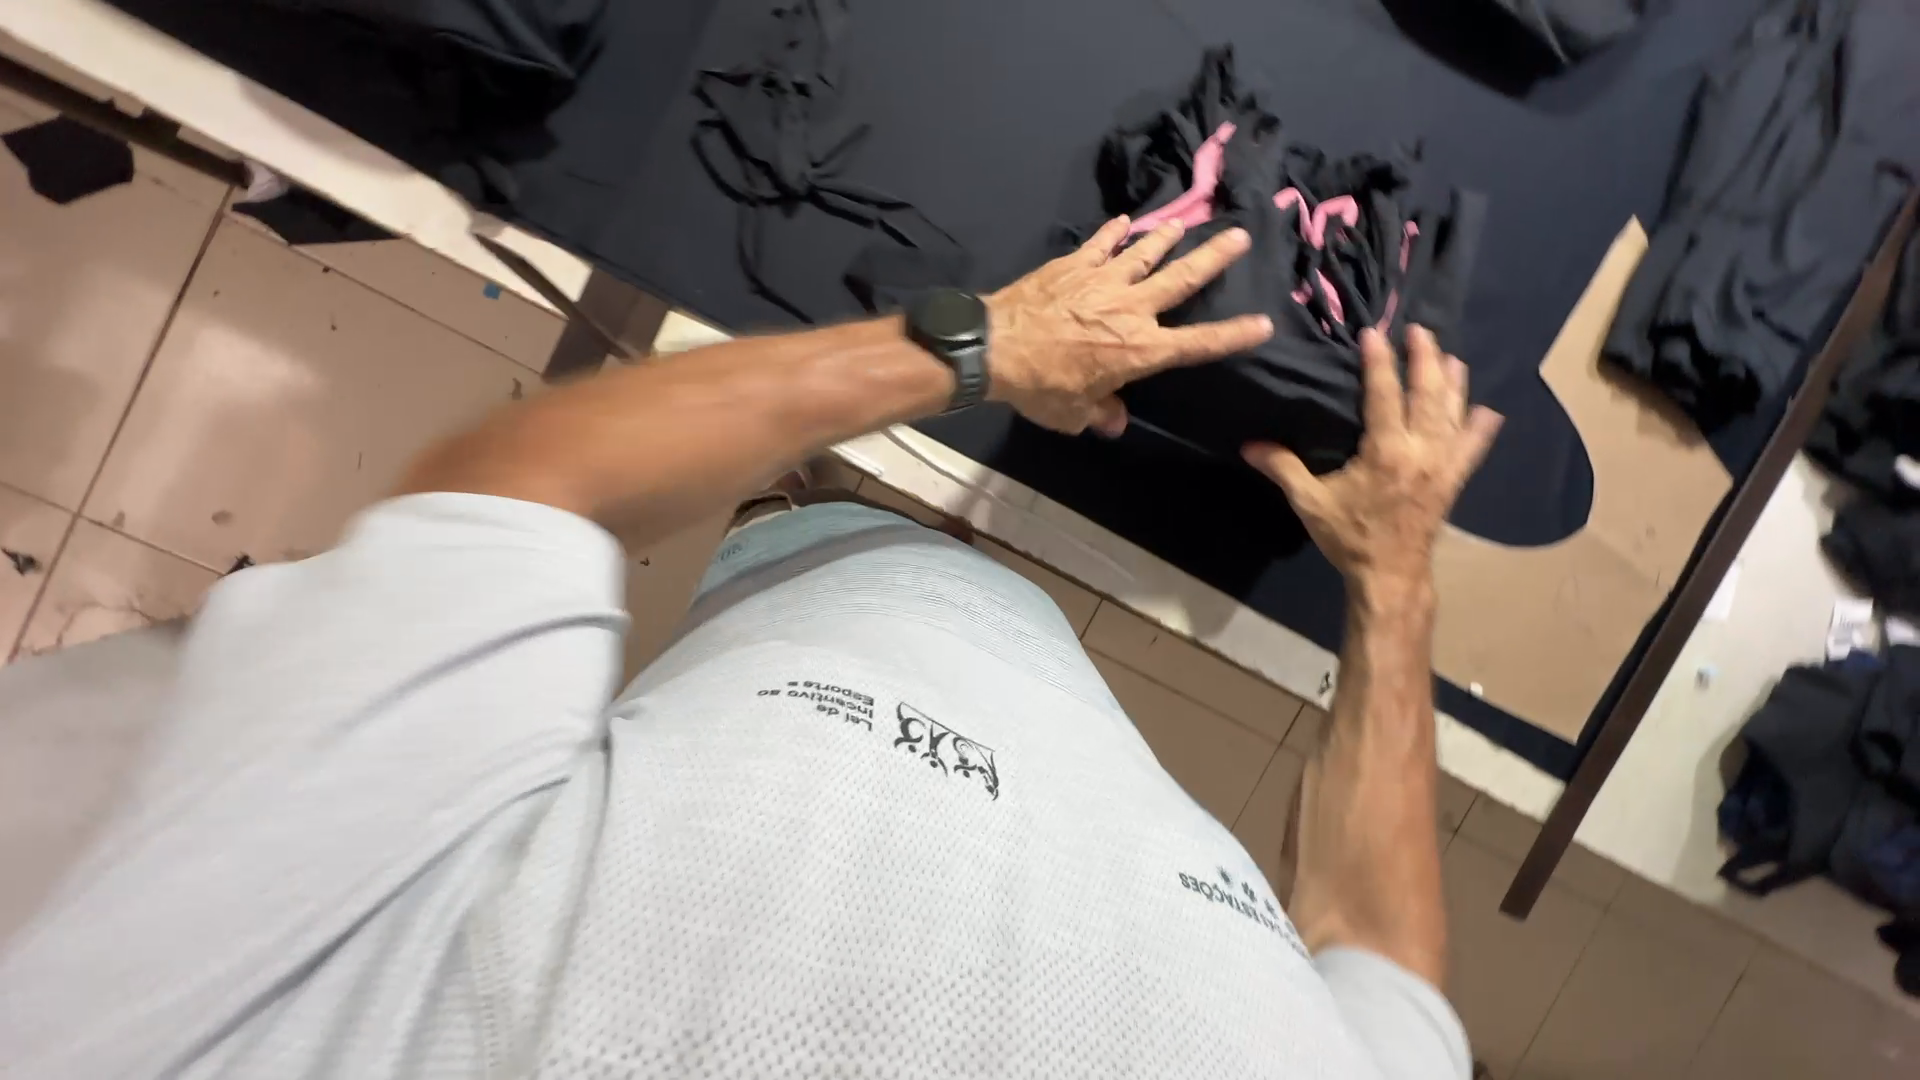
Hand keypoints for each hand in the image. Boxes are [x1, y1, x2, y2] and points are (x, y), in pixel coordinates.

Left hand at [985, 216, 1274, 435]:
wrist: (994, 348)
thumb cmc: (1040, 387)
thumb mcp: (1074, 416)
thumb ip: (1101, 415)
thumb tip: (1115, 421)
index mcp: (1140, 350)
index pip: (1198, 344)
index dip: (1233, 336)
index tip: (1263, 323)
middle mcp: (1131, 309)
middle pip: (1182, 278)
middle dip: (1214, 257)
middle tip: (1239, 235)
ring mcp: (1103, 280)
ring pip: (1145, 253)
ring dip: (1166, 237)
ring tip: (1184, 224)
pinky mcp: (1073, 265)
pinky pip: (1100, 244)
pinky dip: (1113, 233)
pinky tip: (1122, 222)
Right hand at [1243, 327, 1502, 597]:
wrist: (1389, 573)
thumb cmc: (1348, 536)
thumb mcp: (1309, 502)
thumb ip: (1282, 468)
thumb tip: (1249, 445)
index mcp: (1385, 451)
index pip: (1384, 394)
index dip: (1379, 362)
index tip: (1374, 334)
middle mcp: (1421, 450)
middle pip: (1428, 393)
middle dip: (1424, 359)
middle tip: (1420, 331)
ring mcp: (1443, 464)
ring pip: (1454, 413)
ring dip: (1453, 382)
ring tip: (1451, 358)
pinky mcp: (1454, 480)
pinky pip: (1473, 447)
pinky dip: (1480, 428)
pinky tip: (1487, 412)